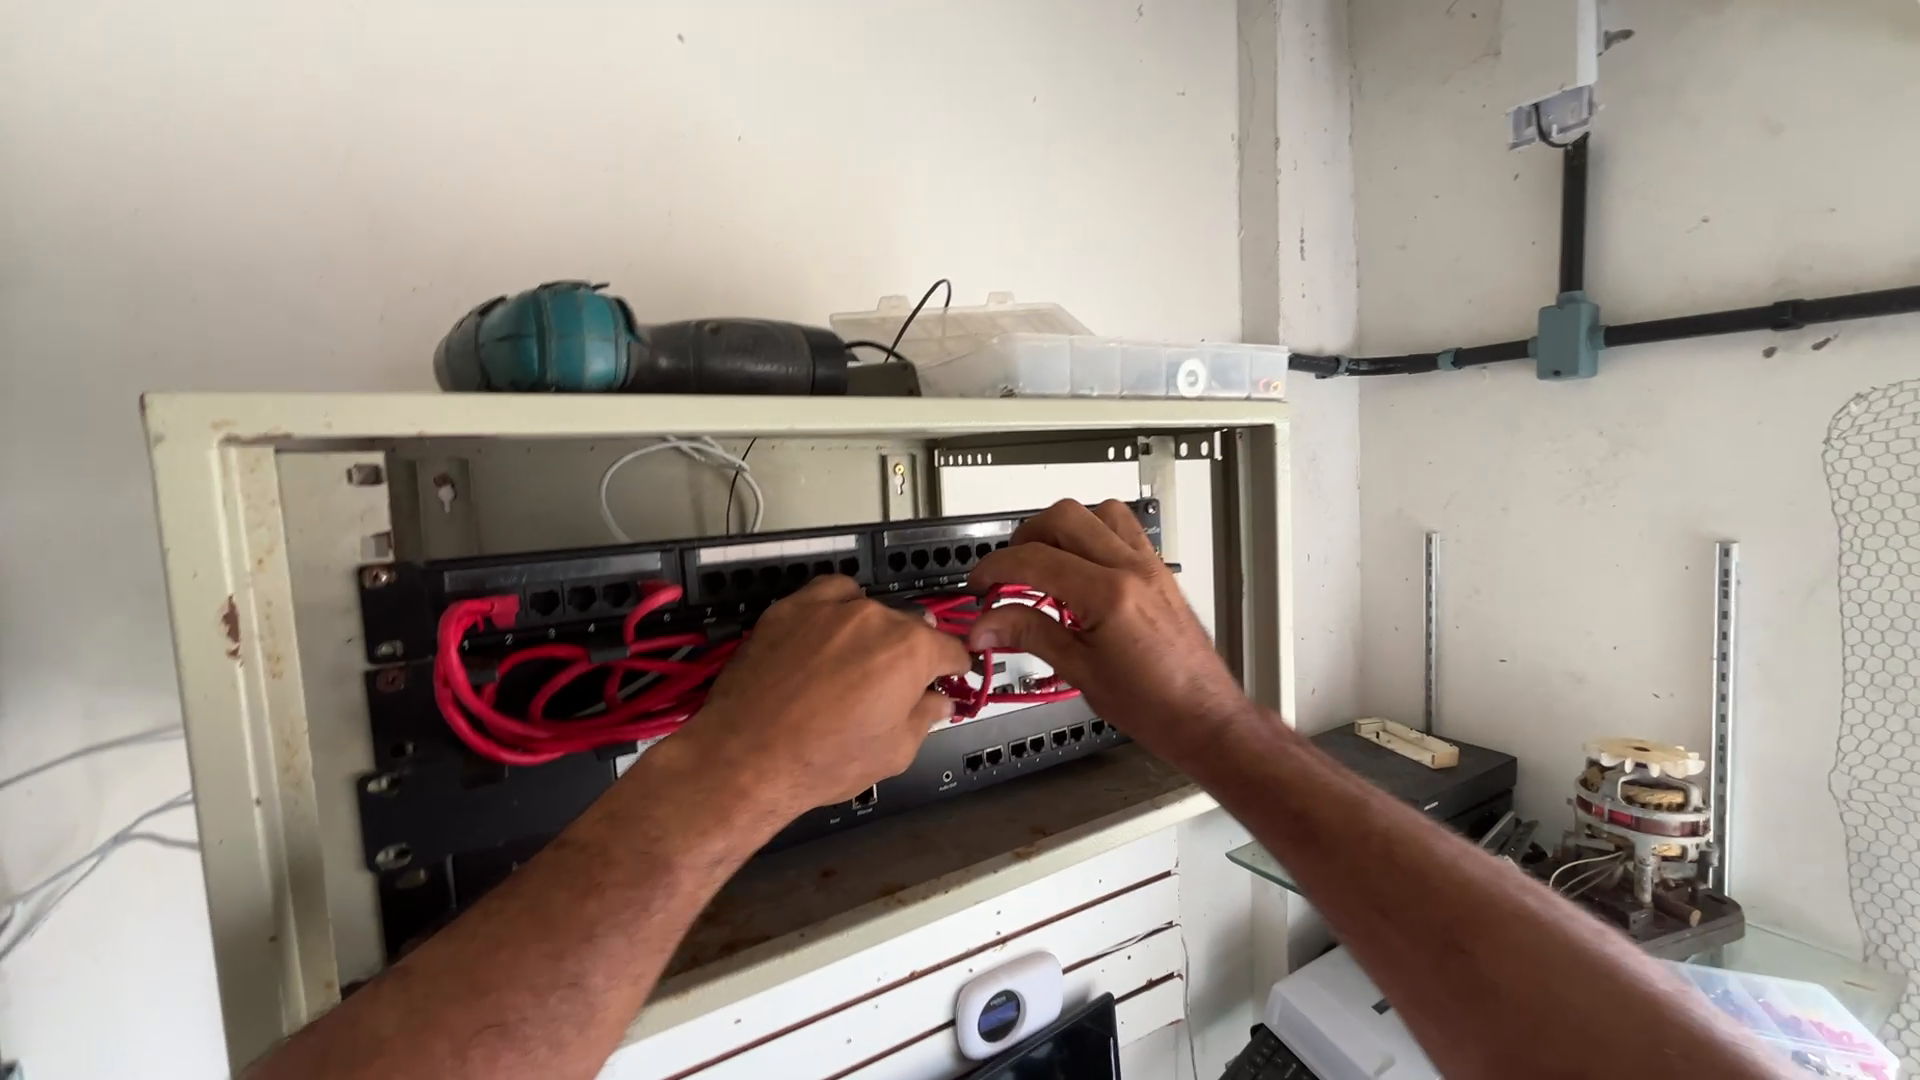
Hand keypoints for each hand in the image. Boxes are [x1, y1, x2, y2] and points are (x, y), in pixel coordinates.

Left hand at [664, 575, 972, 819]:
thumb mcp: (895, 752)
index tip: (948, 676)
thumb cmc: (820, 761)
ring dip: (872, 631)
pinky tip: (829, 633)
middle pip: (910, 627)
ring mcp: (831, 609)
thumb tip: (937, 703)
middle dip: (909, 654)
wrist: (746, 759)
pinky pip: (828, 593)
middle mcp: (875, 618)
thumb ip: (925, 718)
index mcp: (911, 651)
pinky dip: (836, 608)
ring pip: (870, 608)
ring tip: (855, 663)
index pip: (950, 648)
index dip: (953, 668)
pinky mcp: (791, 608)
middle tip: (891, 686)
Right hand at [966, 500, 1254, 765]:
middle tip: (1008, 570)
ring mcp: (1150, 566)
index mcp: (1109, 596)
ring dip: (1063, 528)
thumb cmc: (1153, 705)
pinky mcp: (1159, 571)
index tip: (980, 584)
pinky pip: (1125, 529)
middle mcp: (1132, 569)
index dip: (996, 568)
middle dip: (1025, 538)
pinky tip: (1081, 564)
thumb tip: (986, 625)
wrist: (1203, 717)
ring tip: (1045, 559)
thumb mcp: (1078, 671)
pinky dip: (1095, 534)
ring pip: (1098, 512)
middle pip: (1064, 517)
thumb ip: (1029, 635)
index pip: (1035, 559)